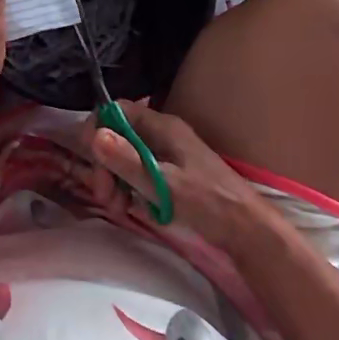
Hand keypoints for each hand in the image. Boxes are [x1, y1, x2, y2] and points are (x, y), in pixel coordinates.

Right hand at [84, 99, 275, 250]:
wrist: (246, 228)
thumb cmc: (207, 202)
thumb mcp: (163, 183)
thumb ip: (127, 160)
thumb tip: (94, 135)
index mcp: (163, 127)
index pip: (116, 111)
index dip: (97, 130)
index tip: (92, 162)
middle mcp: (163, 133)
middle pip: (118, 135)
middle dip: (105, 164)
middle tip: (105, 197)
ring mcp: (168, 153)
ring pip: (126, 156)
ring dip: (115, 180)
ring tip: (118, 207)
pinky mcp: (171, 173)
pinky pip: (139, 172)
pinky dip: (130, 188)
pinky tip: (132, 208)